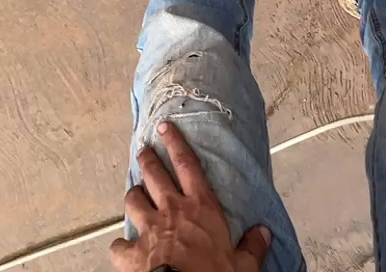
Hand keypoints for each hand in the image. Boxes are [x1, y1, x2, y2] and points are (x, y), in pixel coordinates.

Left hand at [110, 121, 272, 271]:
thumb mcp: (243, 265)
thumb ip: (253, 247)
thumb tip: (265, 233)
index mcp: (201, 206)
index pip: (187, 164)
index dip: (175, 143)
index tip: (165, 127)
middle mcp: (173, 209)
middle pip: (155, 174)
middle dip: (148, 160)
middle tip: (143, 151)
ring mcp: (150, 228)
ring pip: (134, 200)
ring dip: (133, 195)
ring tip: (133, 192)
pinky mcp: (134, 252)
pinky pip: (120, 244)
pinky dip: (120, 246)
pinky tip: (121, 248)